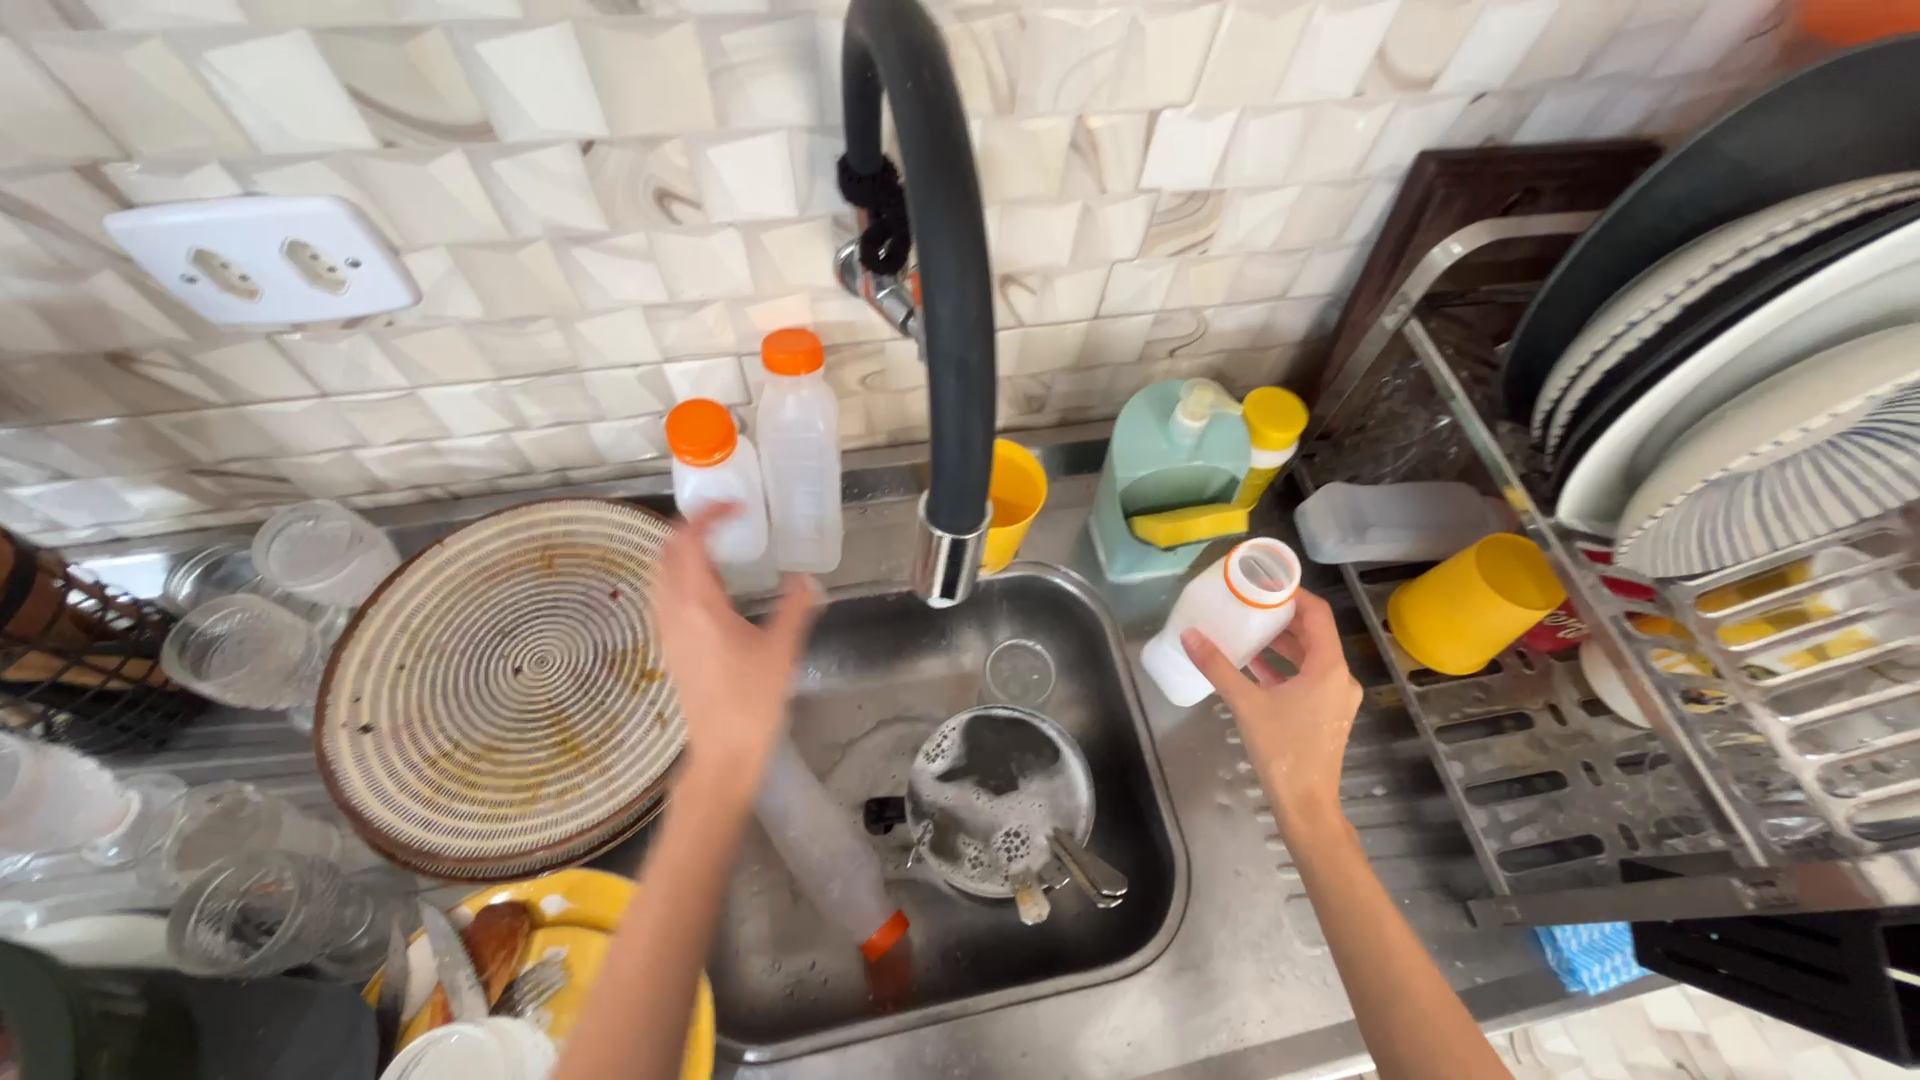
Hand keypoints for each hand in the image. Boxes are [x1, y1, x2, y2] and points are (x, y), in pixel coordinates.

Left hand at [655, 503, 818, 799]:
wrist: (723, 751)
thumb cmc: (753, 700)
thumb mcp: (782, 649)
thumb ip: (796, 607)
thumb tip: (806, 579)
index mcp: (699, 604)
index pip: (691, 542)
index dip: (710, 515)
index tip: (737, 506)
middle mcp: (673, 611)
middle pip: (666, 552)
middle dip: (690, 527)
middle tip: (724, 519)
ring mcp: (666, 630)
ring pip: (660, 574)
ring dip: (681, 550)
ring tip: (717, 547)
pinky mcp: (669, 647)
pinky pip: (663, 595)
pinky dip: (679, 575)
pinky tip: (710, 588)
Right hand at [1180, 588, 1359, 840]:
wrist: (1305, 804)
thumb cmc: (1282, 751)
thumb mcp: (1246, 704)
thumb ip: (1218, 667)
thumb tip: (1190, 635)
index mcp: (1329, 668)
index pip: (1318, 615)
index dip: (1294, 595)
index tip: (1265, 585)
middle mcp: (1339, 678)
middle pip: (1315, 635)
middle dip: (1282, 619)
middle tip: (1250, 605)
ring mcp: (1335, 698)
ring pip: (1311, 658)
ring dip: (1282, 644)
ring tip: (1248, 632)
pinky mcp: (1326, 714)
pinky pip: (1308, 678)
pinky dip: (1285, 667)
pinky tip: (1254, 666)